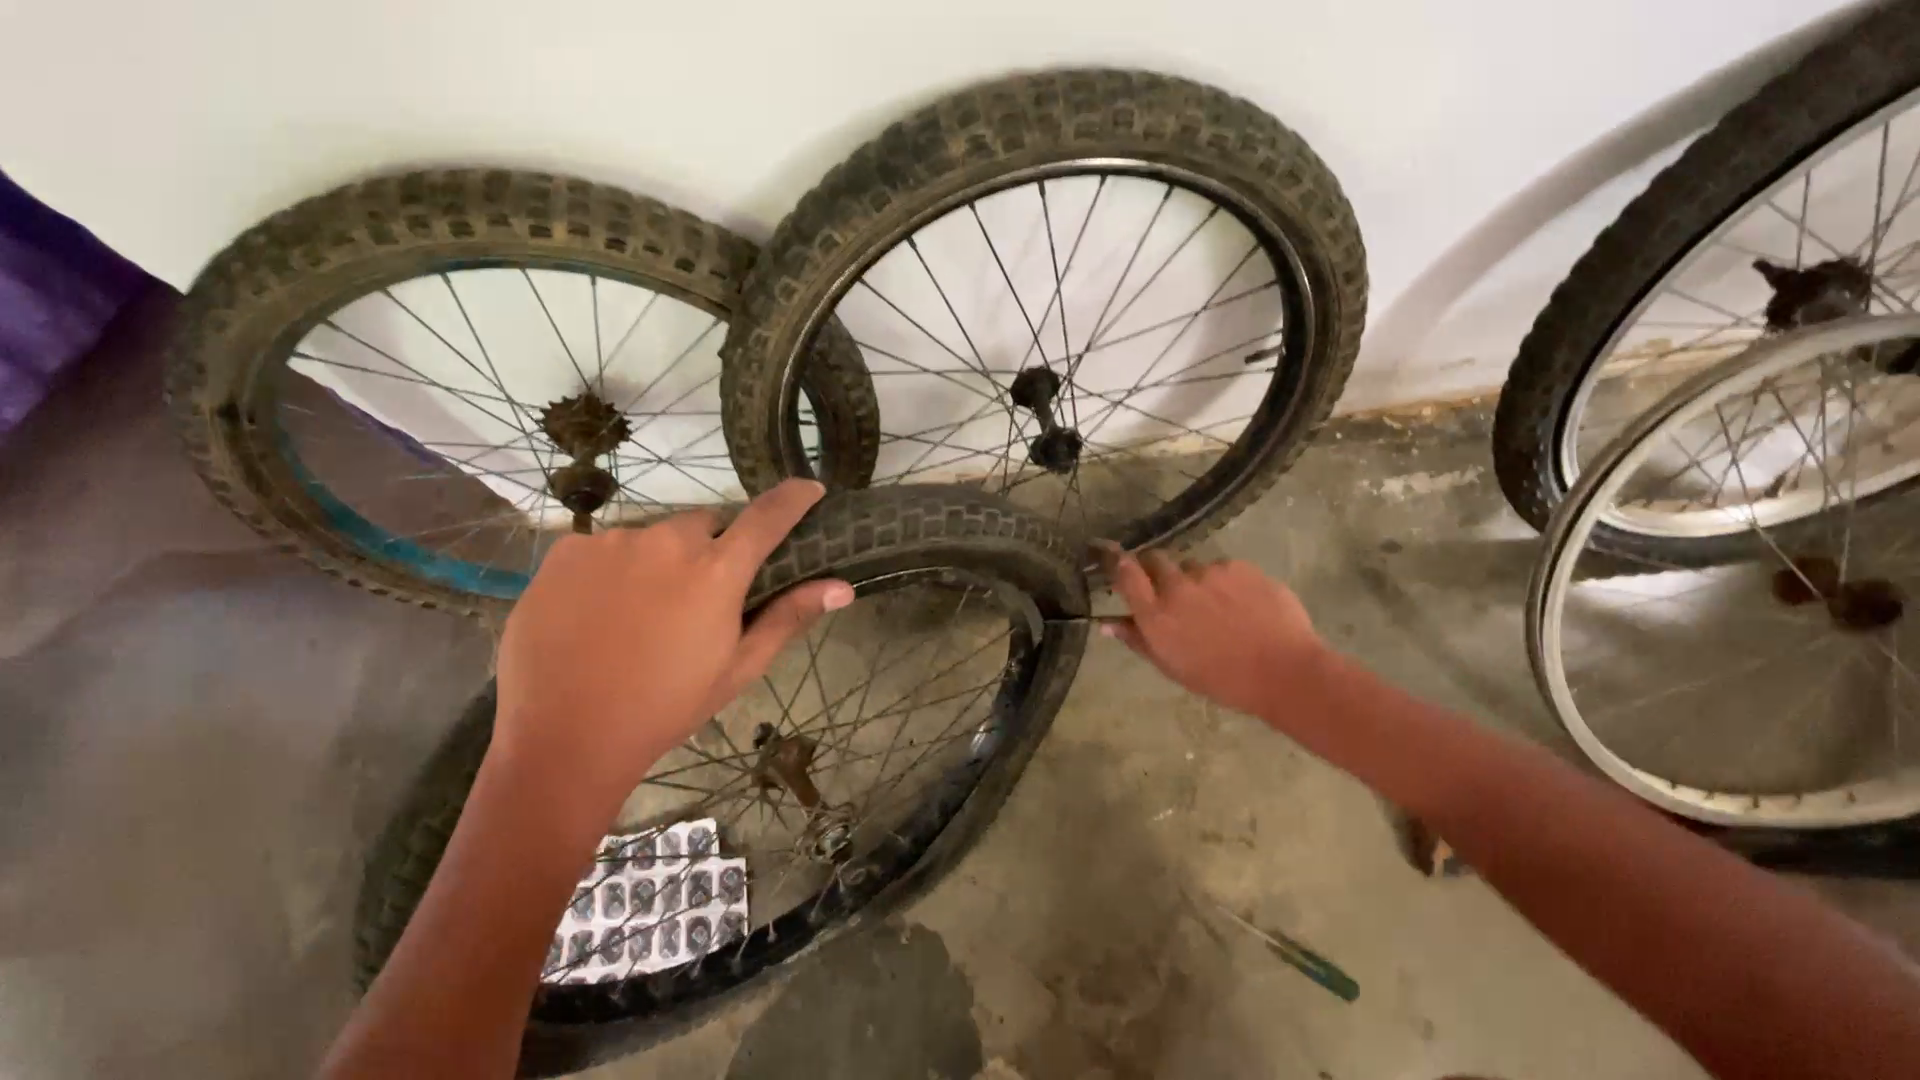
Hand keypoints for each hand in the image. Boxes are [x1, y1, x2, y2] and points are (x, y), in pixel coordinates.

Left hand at [493, 479, 852, 798]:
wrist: (566, 736)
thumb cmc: (666, 706)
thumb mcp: (738, 667)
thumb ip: (788, 617)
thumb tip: (843, 588)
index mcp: (716, 571)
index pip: (767, 516)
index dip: (793, 499)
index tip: (808, 489)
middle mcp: (666, 541)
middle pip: (704, 525)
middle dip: (712, 550)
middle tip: (699, 599)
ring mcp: (611, 541)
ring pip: (652, 537)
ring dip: (659, 560)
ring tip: (641, 613)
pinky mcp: (566, 551)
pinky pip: (605, 546)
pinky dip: (613, 569)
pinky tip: (600, 611)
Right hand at [1101, 546, 1323, 717]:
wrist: (1283, 671)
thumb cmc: (1222, 680)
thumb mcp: (1172, 666)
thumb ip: (1138, 639)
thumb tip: (1107, 624)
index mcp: (1156, 615)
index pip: (1124, 573)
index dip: (1112, 557)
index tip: (1105, 548)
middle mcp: (1177, 587)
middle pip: (1155, 560)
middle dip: (1156, 569)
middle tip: (1171, 590)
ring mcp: (1210, 573)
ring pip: (1193, 566)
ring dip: (1196, 580)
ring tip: (1218, 607)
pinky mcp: (1240, 566)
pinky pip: (1224, 568)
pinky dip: (1226, 582)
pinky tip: (1243, 605)